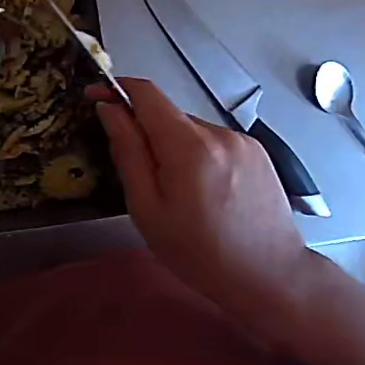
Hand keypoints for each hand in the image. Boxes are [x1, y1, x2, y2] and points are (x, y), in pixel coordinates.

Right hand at [87, 78, 328, 335]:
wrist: (269, 276)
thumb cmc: (199, 253)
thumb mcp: (148, 209)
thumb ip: (128, 152)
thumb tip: (110, 109)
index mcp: (189, 146)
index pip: (147, 93)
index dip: (117, 88)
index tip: (95, 94)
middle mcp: (219, 132)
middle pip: (168, 114)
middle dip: (146, 132)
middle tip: (139, 175)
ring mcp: (243, 140)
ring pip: (191, 129)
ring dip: (173, 146)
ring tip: (178, 193)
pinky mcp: (257, 151)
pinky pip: (213, 141)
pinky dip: (197, 155)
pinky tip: (204, 191)